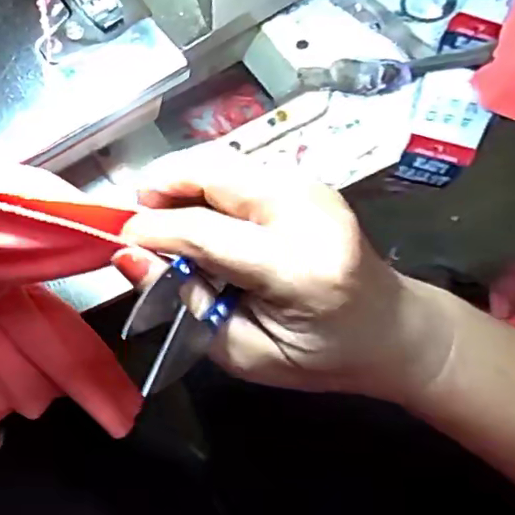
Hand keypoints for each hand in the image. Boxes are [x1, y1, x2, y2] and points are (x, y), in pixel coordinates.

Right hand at [113, 150, 454, 402]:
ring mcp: (308, 185)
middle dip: (160, 188)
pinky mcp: (303, 177)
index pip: (204, 231)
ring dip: (177, 182)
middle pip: (210, 172)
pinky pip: (230, 165)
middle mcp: (307, 211)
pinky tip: (197, 212)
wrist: (393, 330)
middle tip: (142, 223)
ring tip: (167, 219)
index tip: (120, 241)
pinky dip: (199, 182)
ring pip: (216, 159)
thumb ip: (184, 301)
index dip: (151, 231)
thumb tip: (128, 256)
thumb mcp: (244, 352)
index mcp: (300, 268)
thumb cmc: (318, 356)